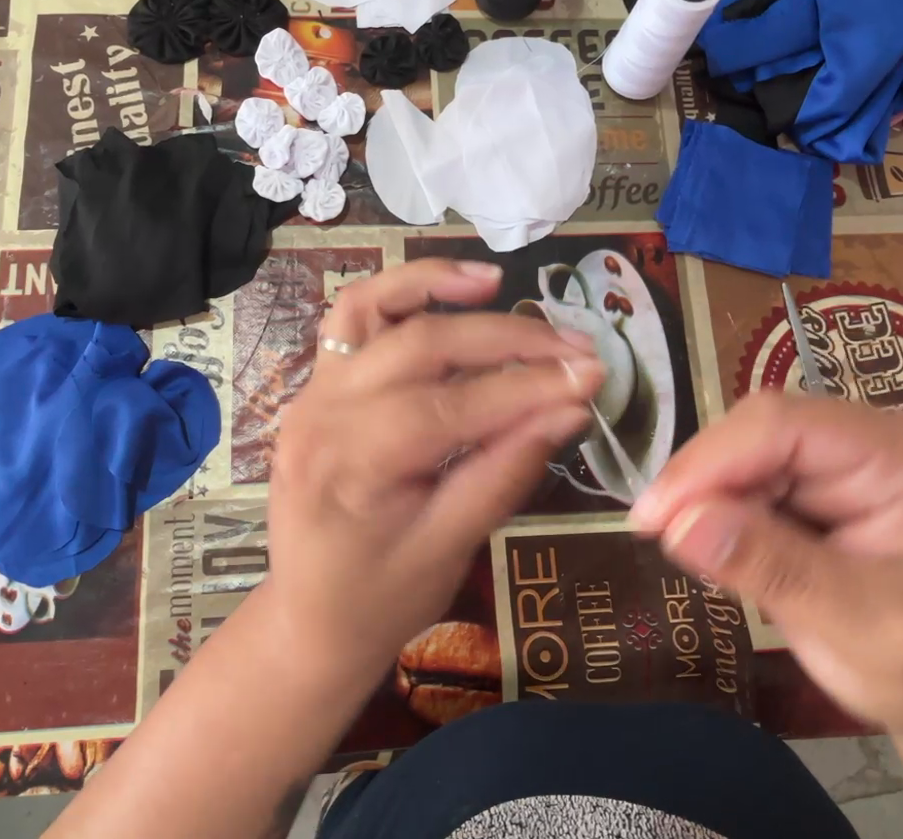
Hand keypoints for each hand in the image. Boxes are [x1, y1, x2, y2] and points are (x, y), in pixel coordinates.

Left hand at [264, 257, 603, 668]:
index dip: (529, 387)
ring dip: (440, 288)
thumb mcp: (449, 549)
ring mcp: (312, 392)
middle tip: (577, 348)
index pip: (452, 406)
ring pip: (377, 310)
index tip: (592, 376)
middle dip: (508, 340)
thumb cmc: (380, 601)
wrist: (309, 619)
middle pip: (422, 345)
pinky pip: (354, 318)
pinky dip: (401, 292)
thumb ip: (505, 472)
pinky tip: (450, 289)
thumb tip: (571, 409)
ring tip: (501, 282)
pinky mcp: (318, 385)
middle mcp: (321, 413)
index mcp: (350, 465)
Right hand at [629, 393, 902, 738]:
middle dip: (702, 484)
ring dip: (706, 504)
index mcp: (895, 452)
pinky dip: (719, 519)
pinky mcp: (811, 486)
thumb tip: (680, 523)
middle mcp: (862, 438)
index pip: (779, 426)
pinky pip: (743, 484)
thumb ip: (778, 571)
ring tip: (701, 562)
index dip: (707, 463)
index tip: (652, 520)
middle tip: (660, 541)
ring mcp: (835, 460)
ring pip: (738, 456)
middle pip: (751, 432)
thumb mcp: (867, 630)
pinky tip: (724, 558)